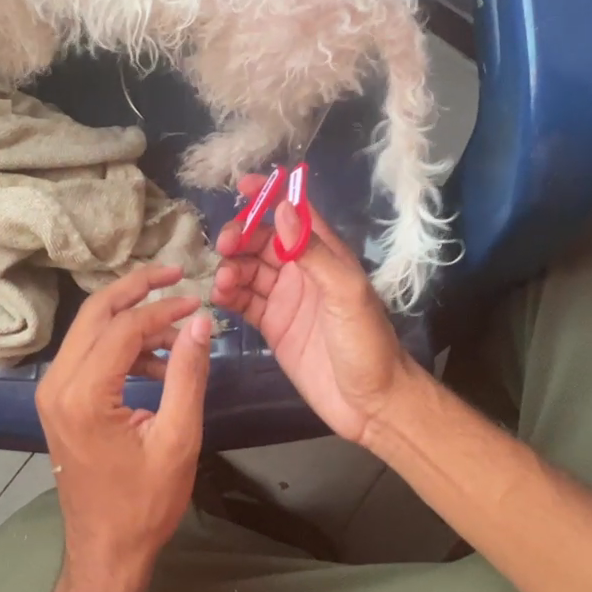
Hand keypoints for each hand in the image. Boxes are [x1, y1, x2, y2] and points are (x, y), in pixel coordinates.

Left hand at [38, 264, 212, 578]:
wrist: (105, 553)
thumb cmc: (143, 503)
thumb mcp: (178, 439)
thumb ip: (188, 375)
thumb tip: (201, 321)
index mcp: (83, 395)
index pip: (124, 327)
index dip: (163, 308)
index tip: (197, 302)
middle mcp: (58, 384)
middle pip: (95, 312)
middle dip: (137, 288)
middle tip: (175, 274)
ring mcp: (53, 392)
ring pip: (90, 328)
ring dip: (132, 318)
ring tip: (179, 331)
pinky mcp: (59, 401)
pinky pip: (89, 352)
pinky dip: (122, 344)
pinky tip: (158, 359)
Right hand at [211, 178, 419, 442]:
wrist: (371, 404)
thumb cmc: (367, 342)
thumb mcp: (345, 292)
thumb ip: (312, 252)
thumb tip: (284, 208)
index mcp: (325, 254)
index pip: (295, 213)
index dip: (269, 196)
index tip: (242, 186)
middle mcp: (303, 271)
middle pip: (263, 240)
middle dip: (241, 236)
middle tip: (224, 246)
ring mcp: (286, 298)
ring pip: (249, 269)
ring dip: (232, 267)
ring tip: (223, 280)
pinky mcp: (273, 326)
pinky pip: (244, 301)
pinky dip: (229, 294)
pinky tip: (219, 296)